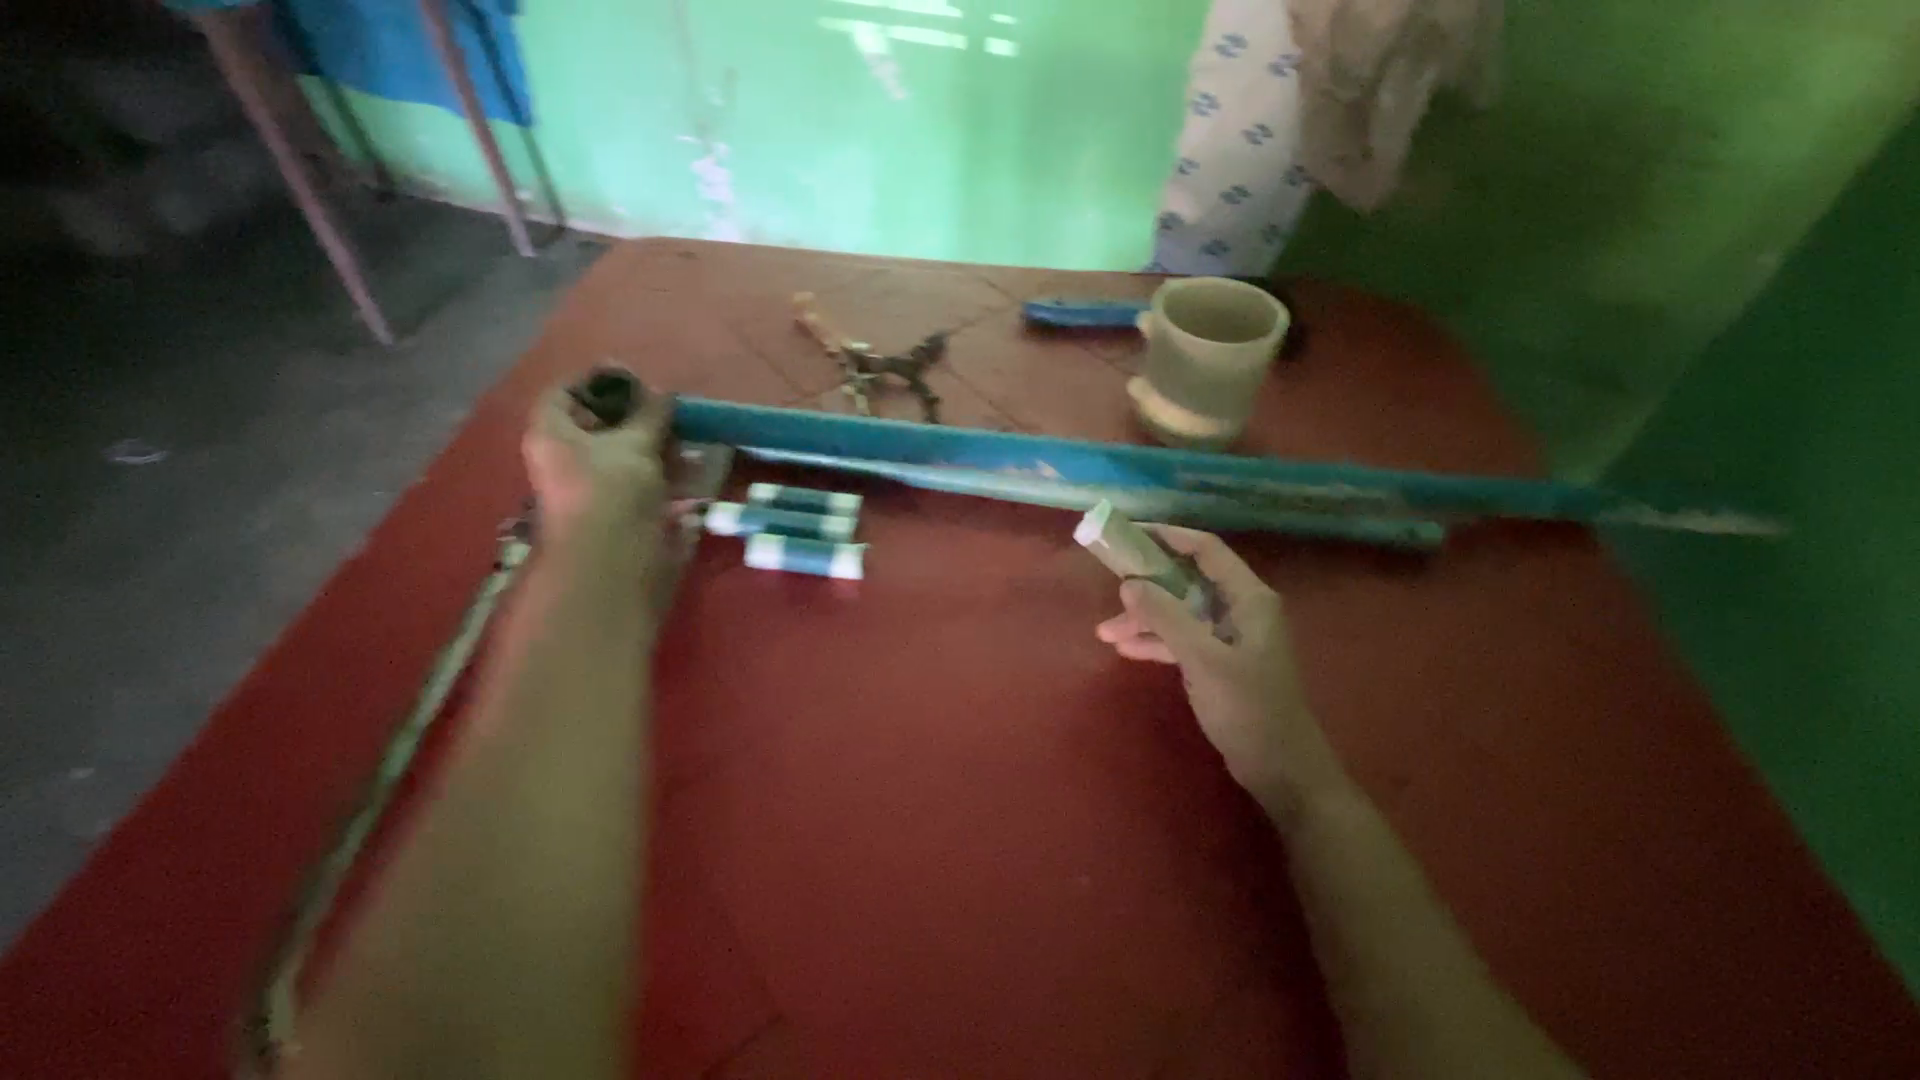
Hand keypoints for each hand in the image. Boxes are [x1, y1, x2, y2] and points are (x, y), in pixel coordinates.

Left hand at [522, 373, 672, 543]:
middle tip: (667, 407)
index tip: (634, 376)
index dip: (597, 381)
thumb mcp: (635, 442)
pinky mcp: (615, 508)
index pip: (565, 392)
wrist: (614, 559)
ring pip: (622, 452)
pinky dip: (660, 469)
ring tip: (687, 435)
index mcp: (552, 433)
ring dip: (655, 442)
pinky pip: (636, 478)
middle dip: (635, 414)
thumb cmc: (612, 489)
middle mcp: (564, 456)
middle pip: (596, 423)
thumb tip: (664, 391)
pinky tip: (689, 465)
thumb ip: (651, 414)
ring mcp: (590, 484)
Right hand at [1095, 526, 1337, 807]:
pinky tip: (1126, 650)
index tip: (1128, 534)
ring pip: (1180, 613)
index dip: (1168, 536)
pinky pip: (1182, 640)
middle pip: (1188, 580)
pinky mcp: (1219, 664)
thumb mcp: (1203, 659)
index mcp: (1249, 598)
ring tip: (1104, 633)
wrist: (1281, 768)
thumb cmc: (1249, 708)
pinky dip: (1156, 642)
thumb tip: (1128, 583)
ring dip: (1145, 619)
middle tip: (1109, 584)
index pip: (1206, 550)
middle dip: (1148, 584)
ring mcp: (1229, 638)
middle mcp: (1240, 610)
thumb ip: (1166, 617)